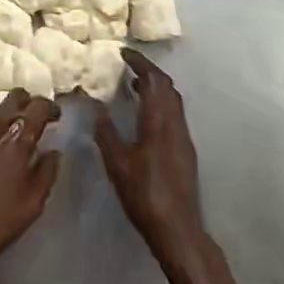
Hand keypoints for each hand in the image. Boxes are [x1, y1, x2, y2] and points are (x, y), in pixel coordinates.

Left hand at [0, 90, 60, 276]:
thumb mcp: (33, 202)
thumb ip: (47, 171)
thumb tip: (53, 152)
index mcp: (17, 135)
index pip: (38, 105)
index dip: (50, 107)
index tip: (55, 116)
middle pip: (14, 97)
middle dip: (28, 104)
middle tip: (34, 123)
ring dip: (4, 123)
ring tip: (7, 145)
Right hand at [95, 49, 202, 255]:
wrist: (178, 230)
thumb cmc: (145, 195)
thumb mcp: (117, 164)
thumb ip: (107, 134)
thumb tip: (98, 109)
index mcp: (159, 122)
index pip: (153, 80)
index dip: (140, 63)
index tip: (124, 53)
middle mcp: (175, 124)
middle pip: (167, 86)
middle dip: (149, 71)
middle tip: (128, 65)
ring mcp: (183, 138)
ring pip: (173, 100)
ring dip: (156, 86)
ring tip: (134, 85)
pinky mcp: (185, 151)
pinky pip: (174, 114)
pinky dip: (160, 103)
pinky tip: (145, 115)